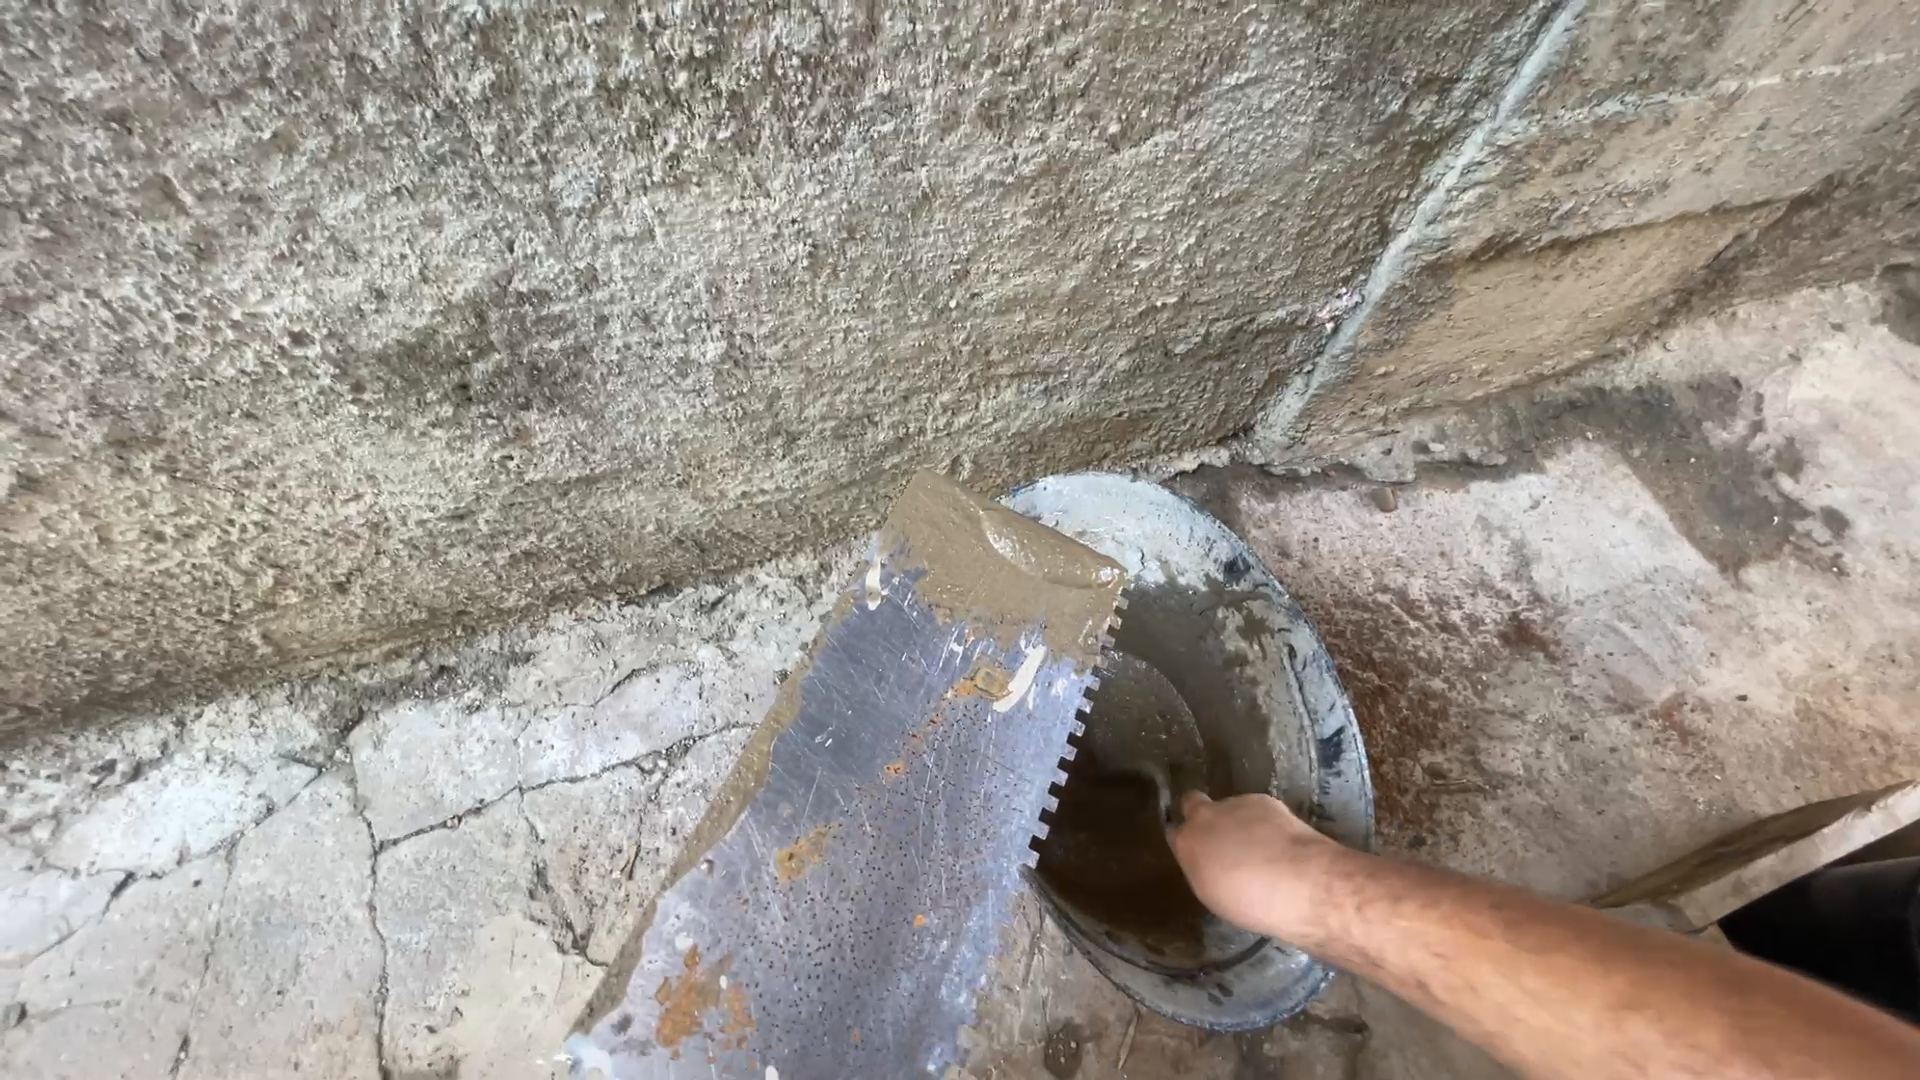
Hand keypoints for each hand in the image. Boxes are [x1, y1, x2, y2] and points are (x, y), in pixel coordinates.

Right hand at [1166, 791, 1341, 939]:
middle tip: (1223, 840)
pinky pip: (1256, 809)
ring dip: (1239, 822)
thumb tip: (1207, 859)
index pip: (1175, 832)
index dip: (1188, 841)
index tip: (1200, 853)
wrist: (1302, 883)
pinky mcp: (1263, 800)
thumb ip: (1203, 868)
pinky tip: (1281, 842)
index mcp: (1187, 843)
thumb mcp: (1215, 895)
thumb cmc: (1253, 905)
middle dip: (1202, 815)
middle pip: (1192, 803)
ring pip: (1229, 808)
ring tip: (1263, 848)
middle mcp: (1204, 817)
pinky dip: (1264, 822)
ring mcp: (1234, 804)